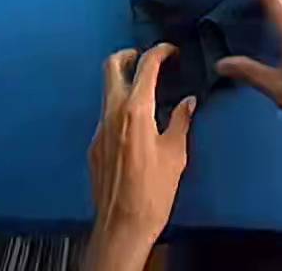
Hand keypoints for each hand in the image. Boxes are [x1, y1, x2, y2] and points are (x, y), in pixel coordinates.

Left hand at [86, 44, 194, 269]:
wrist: (121, 229)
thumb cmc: (152, 192)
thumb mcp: (175, 154)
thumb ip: (181, 121)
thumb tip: (187, 102)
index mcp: (136, 110)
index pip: (146, 64)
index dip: (160, 51)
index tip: (171, 51)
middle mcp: (113, 112)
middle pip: (112, 65)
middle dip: (129, 54)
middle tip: (146, 59)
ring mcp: (99, 128)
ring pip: (107, 90)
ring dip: (124, 82)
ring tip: (146, 92)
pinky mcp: (94, 146)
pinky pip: (106, 115)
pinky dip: (120, 109)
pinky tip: (136, 127)